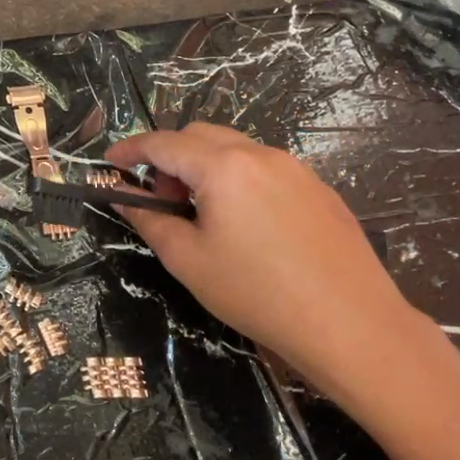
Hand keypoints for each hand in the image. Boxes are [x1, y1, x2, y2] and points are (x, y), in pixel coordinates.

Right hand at [106, 123, 421, 380]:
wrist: (352, 324)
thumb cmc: (257, 293)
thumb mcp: (187, 260)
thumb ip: (149, 220)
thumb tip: (123, 195)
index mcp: (222, 167)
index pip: (163, 143)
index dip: (130, 150)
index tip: (108, 164)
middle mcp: (260, 154)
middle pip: (199, 135)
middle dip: (168, 157)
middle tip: (158, 200)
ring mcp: (295, 169)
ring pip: (234, 149)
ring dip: (204, 167)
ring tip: (200, 215)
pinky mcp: (319, 189)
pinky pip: (265, 168)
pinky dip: (237, 180)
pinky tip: (244, 226)